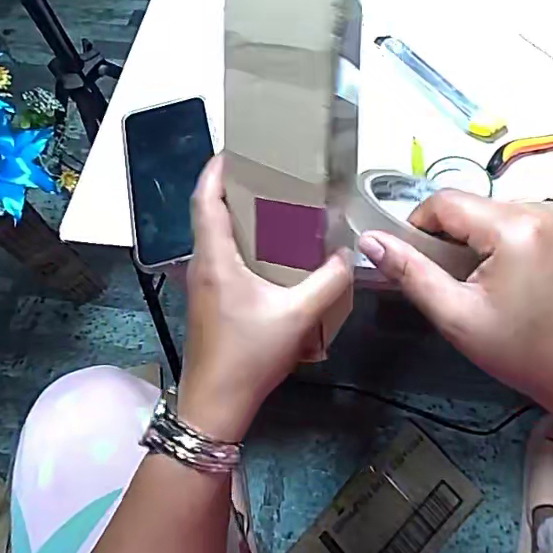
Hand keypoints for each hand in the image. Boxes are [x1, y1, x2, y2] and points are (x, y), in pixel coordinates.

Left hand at [179, 156, 352, 441]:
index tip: (236, 148)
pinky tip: (272, 248)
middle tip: (268, 171)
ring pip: (215, 234)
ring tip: (274, 201)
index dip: (215, 170)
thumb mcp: (298, 315)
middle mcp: (204, 265)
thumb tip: (348, 255)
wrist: (215, 404)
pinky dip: (242, 239)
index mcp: (216, 259)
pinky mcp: (212, 299)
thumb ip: (329, 282)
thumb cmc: (249, 354)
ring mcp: (204, 283)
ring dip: (236, 213)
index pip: (205, 201)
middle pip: (208, 212)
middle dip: (232, 185)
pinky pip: (223, 255)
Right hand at [357, 193, 552, 434]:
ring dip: (477, 239)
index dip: (418, 227)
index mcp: (515, 225)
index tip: (415, 262)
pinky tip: (509, 281)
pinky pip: (522, 220)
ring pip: (495, 212)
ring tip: (482, 286)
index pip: (445, 201)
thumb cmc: (530, 354)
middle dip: (450, 237)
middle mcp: (543, 207)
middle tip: (451, 283)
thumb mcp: (459, 317)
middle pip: (472, 205)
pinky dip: (504, 241)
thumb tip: (371, 241)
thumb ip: (411, 273)